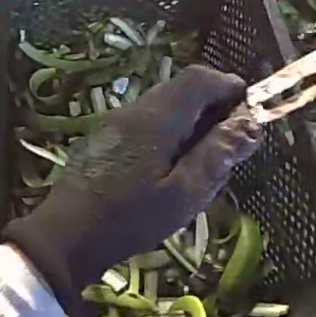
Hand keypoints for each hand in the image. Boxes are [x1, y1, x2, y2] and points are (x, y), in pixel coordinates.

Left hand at [5, 66, 262, 307]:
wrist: (65, 237)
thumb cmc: (129, 219)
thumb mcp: (183, 195)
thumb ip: (216, 156)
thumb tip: (250, 125)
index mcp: (156, 118)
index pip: (199, 79)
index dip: (229, 87)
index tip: (249, 113)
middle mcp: (135, 110)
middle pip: (181, 89)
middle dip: (213, 106)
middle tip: (231, 141)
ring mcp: (116, 122)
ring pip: (164, 104)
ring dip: (191, 119)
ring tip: (205, 158)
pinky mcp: (105, 137)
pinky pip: (146, 120)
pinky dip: (170, 130)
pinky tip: (171, 165)